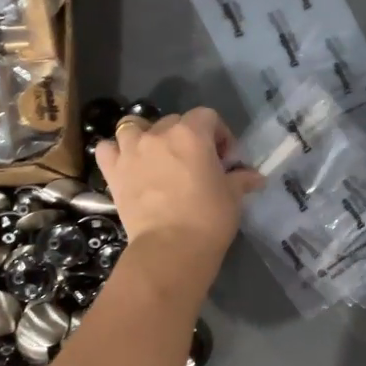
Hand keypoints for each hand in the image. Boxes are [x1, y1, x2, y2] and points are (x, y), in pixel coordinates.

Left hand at [95, 107, 263, 278]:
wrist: (171, 248)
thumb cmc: (209, 218)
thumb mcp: (233, 196)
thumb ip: (242, 179)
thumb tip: (256, 177)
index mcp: (192, 135)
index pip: (208, 116)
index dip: (220, 134)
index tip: (225, 158)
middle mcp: (158, 135)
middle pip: (174, 121)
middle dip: (188, 137)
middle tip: (197, 164)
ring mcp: (131, 151)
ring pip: (135, 127)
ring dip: (148, 137)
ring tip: (158, 158)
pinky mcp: (113, 171)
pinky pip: (108, 148)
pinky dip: (117, 152)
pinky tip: (128, 164)